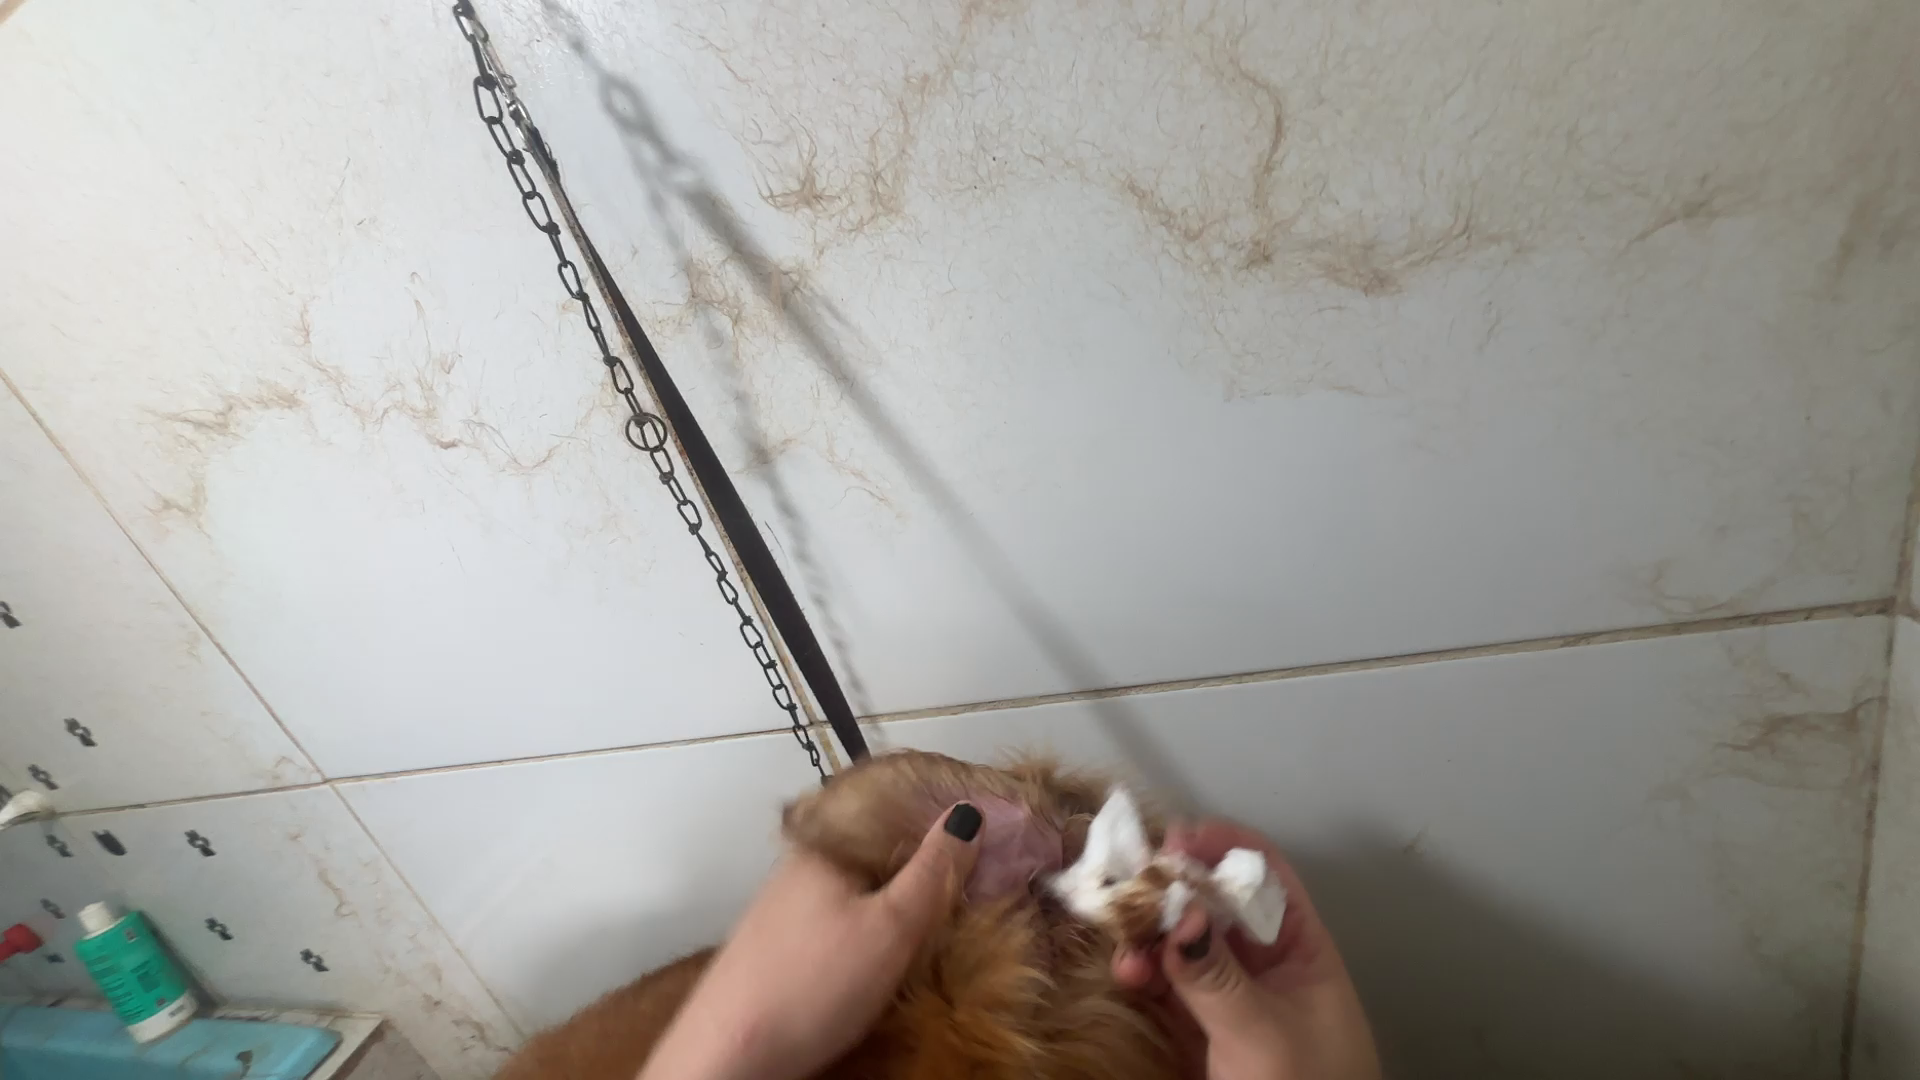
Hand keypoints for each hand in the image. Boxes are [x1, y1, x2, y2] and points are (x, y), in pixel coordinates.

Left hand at [638, 803, 982, 1079]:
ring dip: (894, 889)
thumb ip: (933, 869)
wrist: (726, 1058)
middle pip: (875, 845)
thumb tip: (967, 811)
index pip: (894, 809)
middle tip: (966, 876)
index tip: (979, 836)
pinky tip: (883, 939)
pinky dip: (868, 914)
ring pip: (856, 880)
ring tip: (935, 907)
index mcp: (830, 842)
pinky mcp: (778, 939)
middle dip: (919, 857)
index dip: (937, 820)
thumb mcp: (892, 926)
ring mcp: (786, 900)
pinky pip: (838, 909)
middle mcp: (804, 860)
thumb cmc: (816, 982)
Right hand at [1112, 821, 1380, 1079]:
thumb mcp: (1264, 1036)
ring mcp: (1224, 986)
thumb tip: (1181, 911)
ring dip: (1147, 928)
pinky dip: (1140, 966)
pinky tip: (1126, 971)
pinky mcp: (1194, 1017)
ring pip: (1179, 934)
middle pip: (1211, 897)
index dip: (1222, 847)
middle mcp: (1260, 958)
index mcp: (1300, 948)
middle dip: (1171, 886)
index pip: (1264, 874)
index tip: (1175, 840)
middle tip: (1131, 881)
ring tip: (1125, 937)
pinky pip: (1161, 974)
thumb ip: (1219, 975)